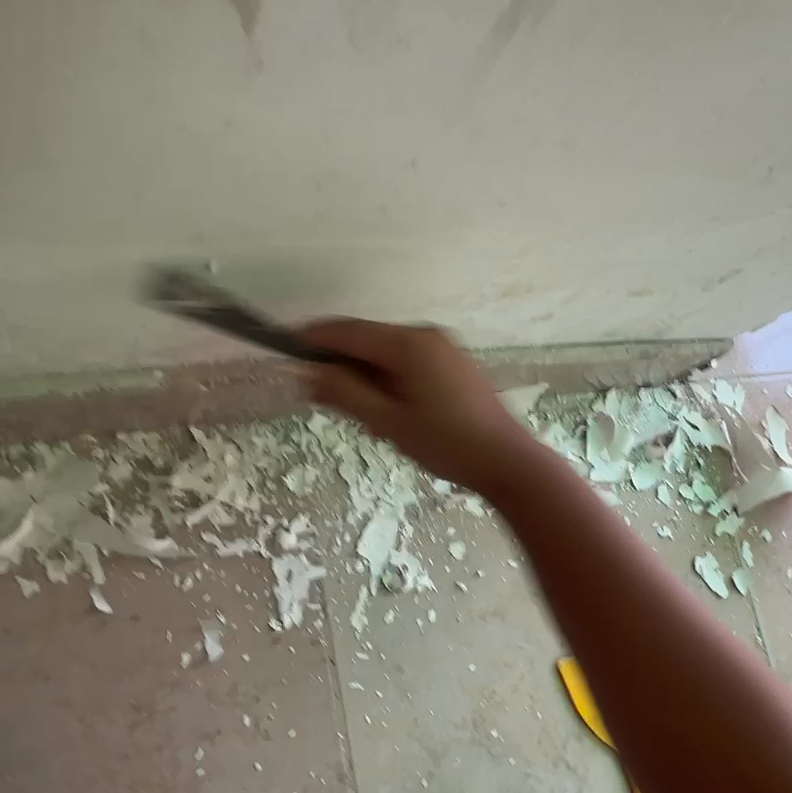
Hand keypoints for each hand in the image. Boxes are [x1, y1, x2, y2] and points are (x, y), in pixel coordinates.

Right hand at [298, 318, 544, 495]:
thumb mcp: (388, 423)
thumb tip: (306, 371)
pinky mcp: (454, 362)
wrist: (509, 462)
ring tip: (366, 417)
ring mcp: (444, 346)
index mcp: (408, 344)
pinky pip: (407, 361)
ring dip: (365, 376)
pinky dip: (388, 378)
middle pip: (366, 340)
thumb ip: (344, 393)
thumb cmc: (447, 445)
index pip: (346, 330)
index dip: (311, 339)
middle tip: (323, 401)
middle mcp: (426, 334)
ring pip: (386, 353)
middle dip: (340, 365)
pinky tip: (392, 411)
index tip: (282, 350)